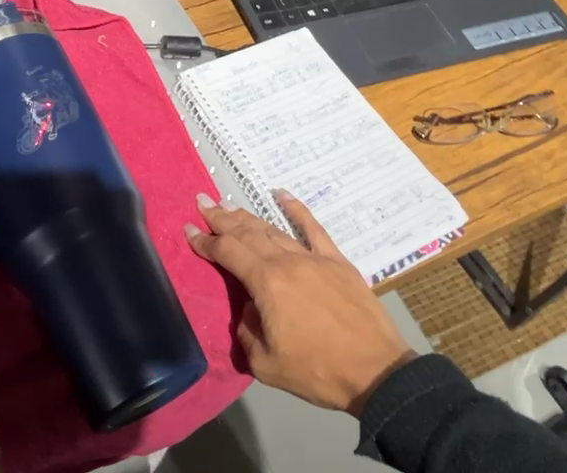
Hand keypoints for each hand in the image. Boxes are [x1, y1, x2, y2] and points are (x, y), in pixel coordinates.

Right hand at [187, 190, 413, 415]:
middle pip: (247, 233)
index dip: (206, 241)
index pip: (228, 253)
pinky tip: (282, 194)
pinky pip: (313, 228)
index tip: (190, 230)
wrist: (376, 372)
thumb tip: (248, 310)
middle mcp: (286, 261)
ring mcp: (313, 258)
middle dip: (221, 218)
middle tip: (203, 202)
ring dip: (248, 216)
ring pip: (273, 229)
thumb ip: (247, 331)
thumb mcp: (266, 364)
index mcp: (266, 283)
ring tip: (230, 206)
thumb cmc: (318, 371)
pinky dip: (296, 209)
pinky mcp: (337, 261)